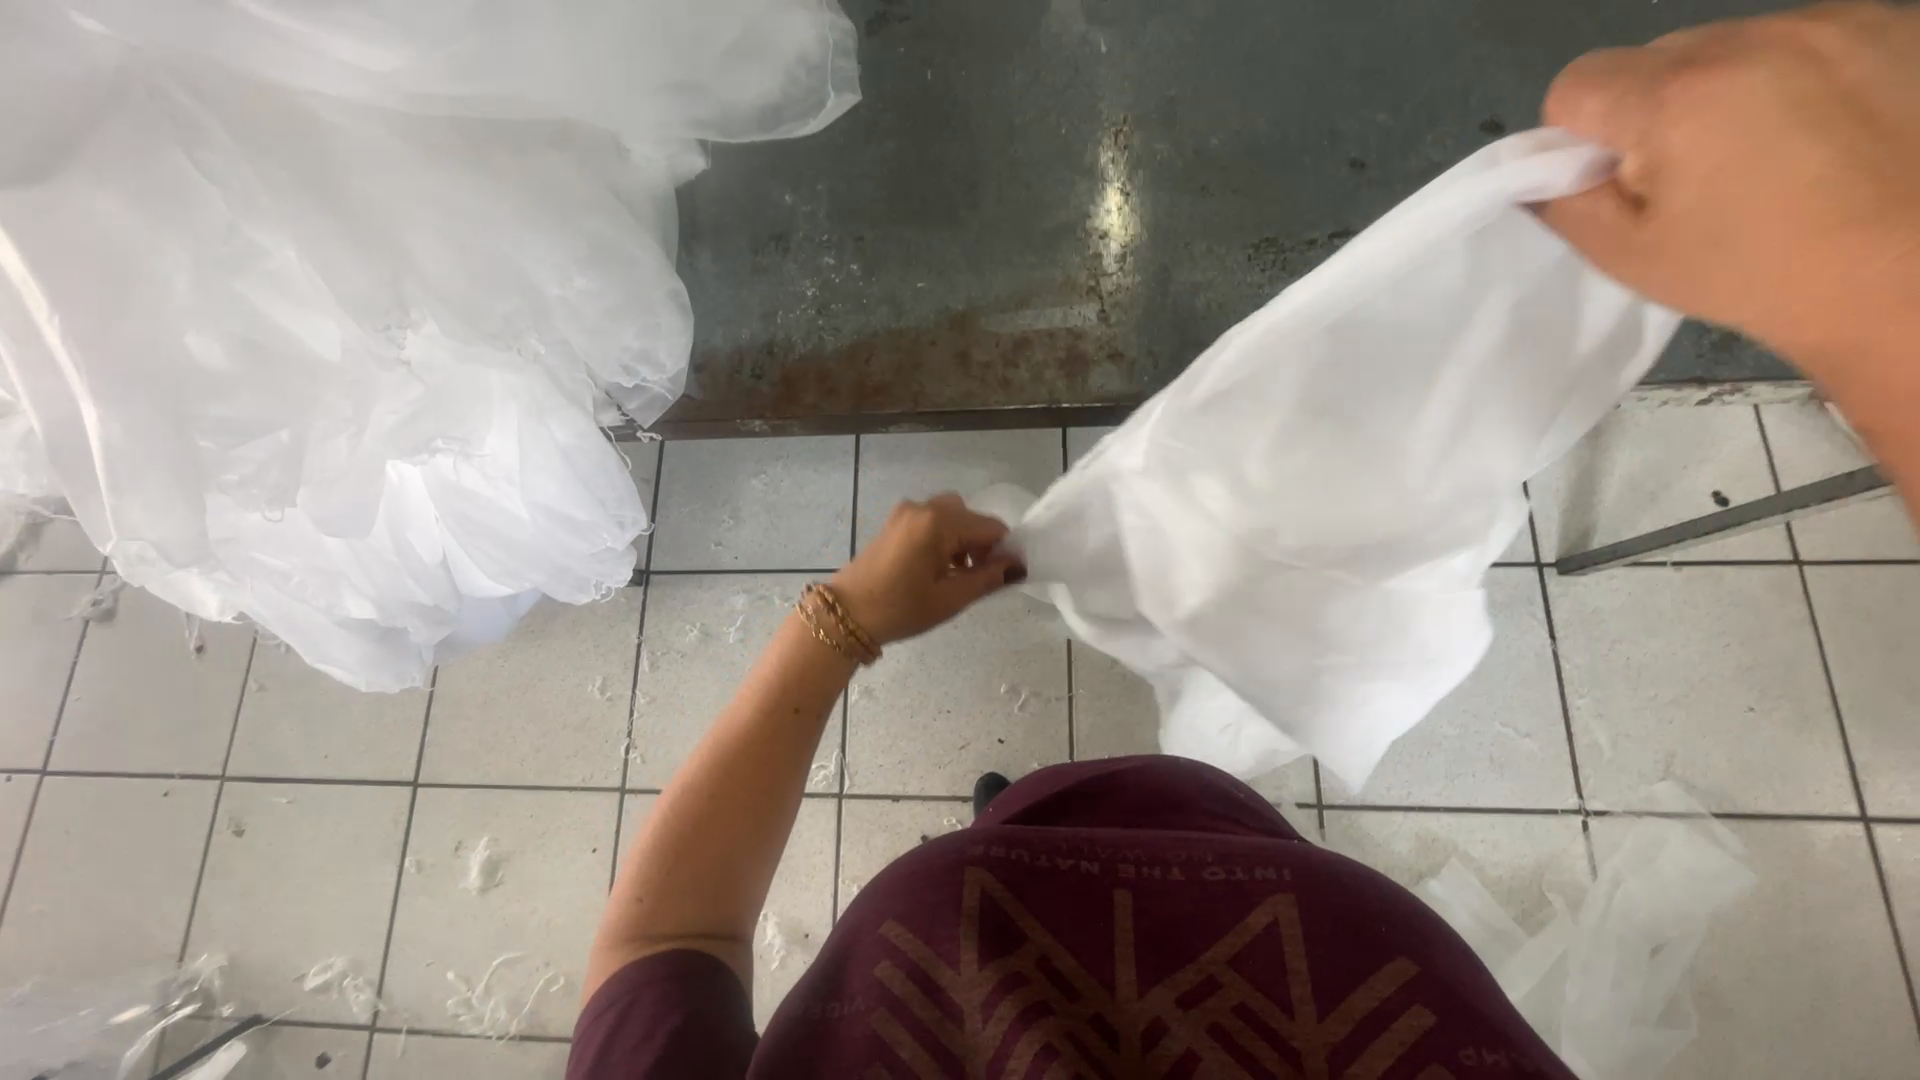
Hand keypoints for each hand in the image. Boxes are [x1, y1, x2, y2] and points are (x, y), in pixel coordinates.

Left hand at [829, 494, 1025, 645]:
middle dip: (981, 544)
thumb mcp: (950, 598)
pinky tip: (936, 569)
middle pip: (971, 517)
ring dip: (962, 541)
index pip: (991, 527)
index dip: (1003, 551)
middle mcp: (923, 508)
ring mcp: (905, 513)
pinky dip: (943, 539)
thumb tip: (1017, 565)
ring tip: (955, 576)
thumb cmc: (900, 609)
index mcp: (939, 522)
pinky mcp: (895, 523)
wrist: (845, 614)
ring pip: (951, 517)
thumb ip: (988, 578)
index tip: (1002, 577)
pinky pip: (931, 521)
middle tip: (975, 578)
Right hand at [1537, 2, 1919, 369]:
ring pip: (1729, 47)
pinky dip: (1793, 80)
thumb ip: (1567, 202)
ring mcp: (1841, 20)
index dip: (1574, 134)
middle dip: (1649, 109)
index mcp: (1680, 95)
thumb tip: (1547, 172)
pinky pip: (1805, 41)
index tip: (1610, 176)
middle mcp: (1758, 35)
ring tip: (1766, 155)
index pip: (1576, 83)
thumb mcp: (1627, 253)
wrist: (1916, 276)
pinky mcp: (1901, 22)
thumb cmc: (1751, 273)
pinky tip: (1827, 132)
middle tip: (1687, 175)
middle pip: (1654, 59)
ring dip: (1721, 91)